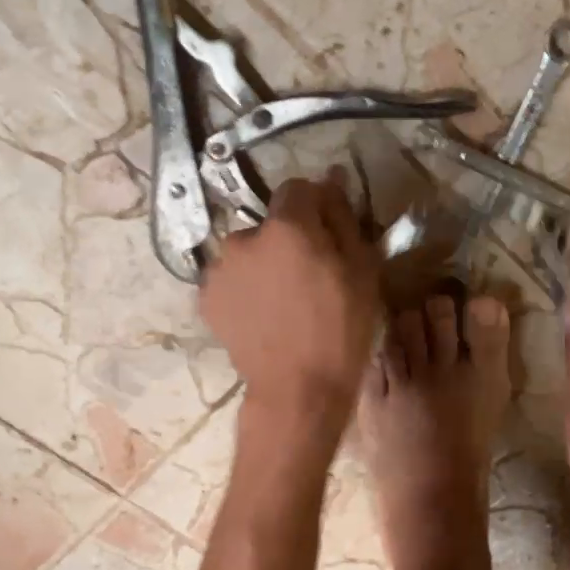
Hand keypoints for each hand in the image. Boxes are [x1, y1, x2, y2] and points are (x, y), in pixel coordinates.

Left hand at [200, 173, 378, 427]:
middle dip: (288, 240)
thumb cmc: (341, 331)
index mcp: (286, 226)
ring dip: (264, 265)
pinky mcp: (206, 298)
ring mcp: (218, 269)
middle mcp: (243, 237)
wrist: (297, 389)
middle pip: (271, 225)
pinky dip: (246, 290)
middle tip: (310, 277)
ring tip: (284, 303)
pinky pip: (231, 281)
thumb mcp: (362, 271)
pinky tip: (264, 317)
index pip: (298, 188)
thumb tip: (332, 179)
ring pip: (248, 253)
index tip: (330, 234)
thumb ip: (344, 219)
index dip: (317, 206)